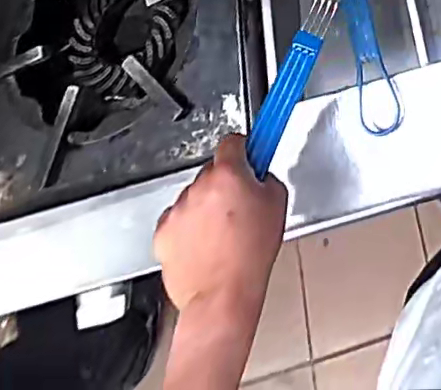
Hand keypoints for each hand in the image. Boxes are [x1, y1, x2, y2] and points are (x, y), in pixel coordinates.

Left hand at [154, 134, 287, 315]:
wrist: (223, 299)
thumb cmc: (250, 258)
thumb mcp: (277, 207)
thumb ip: (268, 181)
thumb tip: (261, 176)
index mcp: (228, 173)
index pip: (232, 142)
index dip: (242, 149)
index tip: (247, 153)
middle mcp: (199, 184)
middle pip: (212, 172)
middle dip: (224, 185)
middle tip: (238, 208)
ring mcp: (179, 207)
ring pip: (194, 197)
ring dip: (205, 208)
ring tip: (222, 236)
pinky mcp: (163, 231)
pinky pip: (177, 220)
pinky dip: (187, 230)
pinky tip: (204, 247)